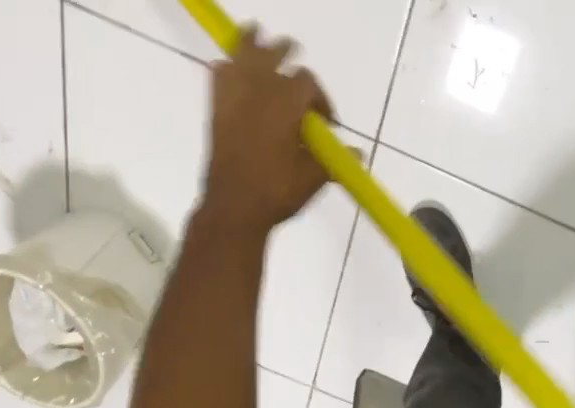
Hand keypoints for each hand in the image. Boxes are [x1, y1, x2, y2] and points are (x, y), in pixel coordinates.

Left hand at [201, 28, 333, 232]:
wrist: (234, 207)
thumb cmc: (277, 192)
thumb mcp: (313, 178)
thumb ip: (333, 161)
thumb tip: (358, 155)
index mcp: (288, 102)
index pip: (308, 83)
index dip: (320, 99)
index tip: (325, 122)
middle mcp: (261, 88)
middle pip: (276, 53)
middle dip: (286, 54)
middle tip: (292, 54)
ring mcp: (235, 94)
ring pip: (244, 53)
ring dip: (253, 43)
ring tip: (256, 34)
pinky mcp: (216, 107)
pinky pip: (219, 73)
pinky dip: (226, 67)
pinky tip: (230, 69)